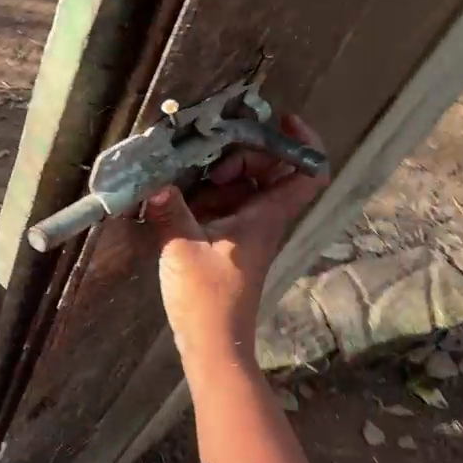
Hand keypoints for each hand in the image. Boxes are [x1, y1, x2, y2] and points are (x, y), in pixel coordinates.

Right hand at [148, 114, 328, 369]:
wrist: (212, 342)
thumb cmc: (206, 297)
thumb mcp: (181, 247)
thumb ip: (169, 210)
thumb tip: (155, 183)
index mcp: (265, 217)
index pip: (307, 171)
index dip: (301, 140)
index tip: (276, 120)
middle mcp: (262, 221)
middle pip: (271, 172)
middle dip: (243, 154)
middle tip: (211, 158)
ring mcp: (245, 234)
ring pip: (245, 190)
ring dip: (220, 176)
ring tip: (187, 175)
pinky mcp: (227, 246)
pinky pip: (225, 209)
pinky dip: (205, 198)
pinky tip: (176, 200)